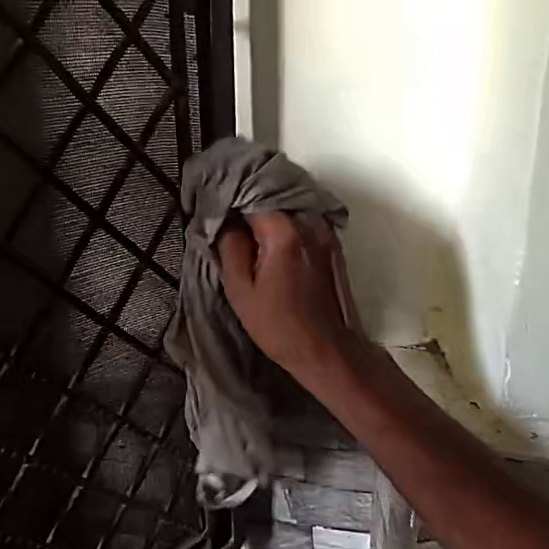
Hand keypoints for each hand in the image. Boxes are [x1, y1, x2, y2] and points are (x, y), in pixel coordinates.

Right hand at [217, 211, 367, 385]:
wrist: (328, 351)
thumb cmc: (280, 326)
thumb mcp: (240, 290)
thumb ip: (230, 247)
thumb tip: (225, 223)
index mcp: (283, 232)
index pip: (249, 197)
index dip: (229, 202)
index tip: (215, 213)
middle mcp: (309, 223)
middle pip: (271, 198)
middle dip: (248, 204)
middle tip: (227, 221)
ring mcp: (325, 232)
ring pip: (288, 208)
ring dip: (267, 214)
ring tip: (247, 231)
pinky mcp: (332, 245)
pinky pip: (302, 222)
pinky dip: (285, 224)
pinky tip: (270, 243)